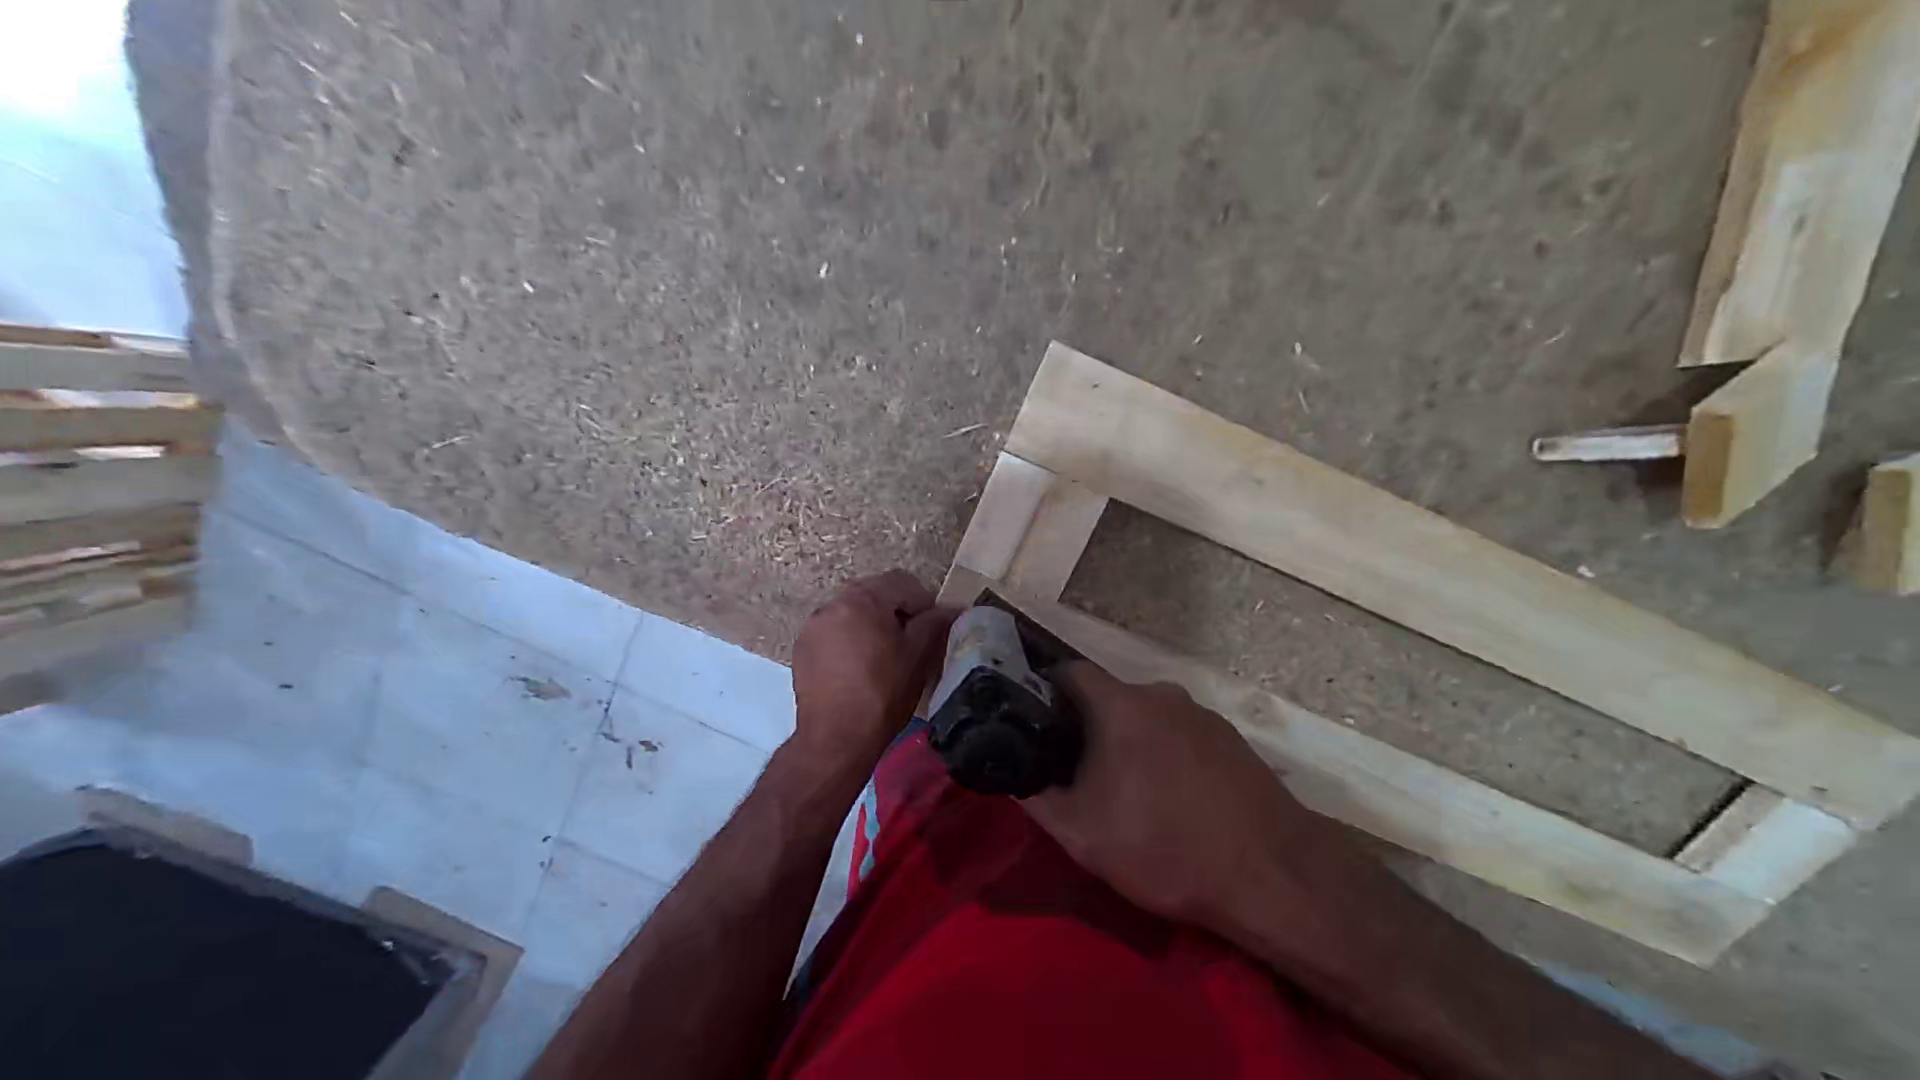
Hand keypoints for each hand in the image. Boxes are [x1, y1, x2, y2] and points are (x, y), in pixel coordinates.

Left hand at [790, 571, 955, 767]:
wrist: (836, 738)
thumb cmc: (883, 693)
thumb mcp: (918, 656)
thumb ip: (936, 623)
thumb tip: (953, 608)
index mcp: (862, 598)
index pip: (904, 582)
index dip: (925, 603)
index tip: (932, 630)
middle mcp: (832, 603)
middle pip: (875, 593)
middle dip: (897, 611)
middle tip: (911, 642)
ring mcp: (813, 625)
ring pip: (853, 612)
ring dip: (872, 624)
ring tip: (884, 656)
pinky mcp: (803, 648)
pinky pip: (834, 631)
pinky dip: (850, 639)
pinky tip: (859, 668)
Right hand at [1022, 662, 1331, 929]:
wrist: (1273, 876)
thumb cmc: (1165, 847)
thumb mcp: (1081, 833)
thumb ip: (1036, 795)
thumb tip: (1014, 773)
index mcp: (1121, 705)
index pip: (1070, 672)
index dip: (1046, 691)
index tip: (1036, 723)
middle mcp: (1162, 695)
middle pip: (1110, 697)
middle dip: (1088, 727)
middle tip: (1078, 772)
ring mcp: (1202, 715)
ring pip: (1148, 718)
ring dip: (1130, 743)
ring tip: (1129, 793)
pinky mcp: (1233, 740)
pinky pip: (1181, 735)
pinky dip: (1166, 755)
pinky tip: (1174, 800)